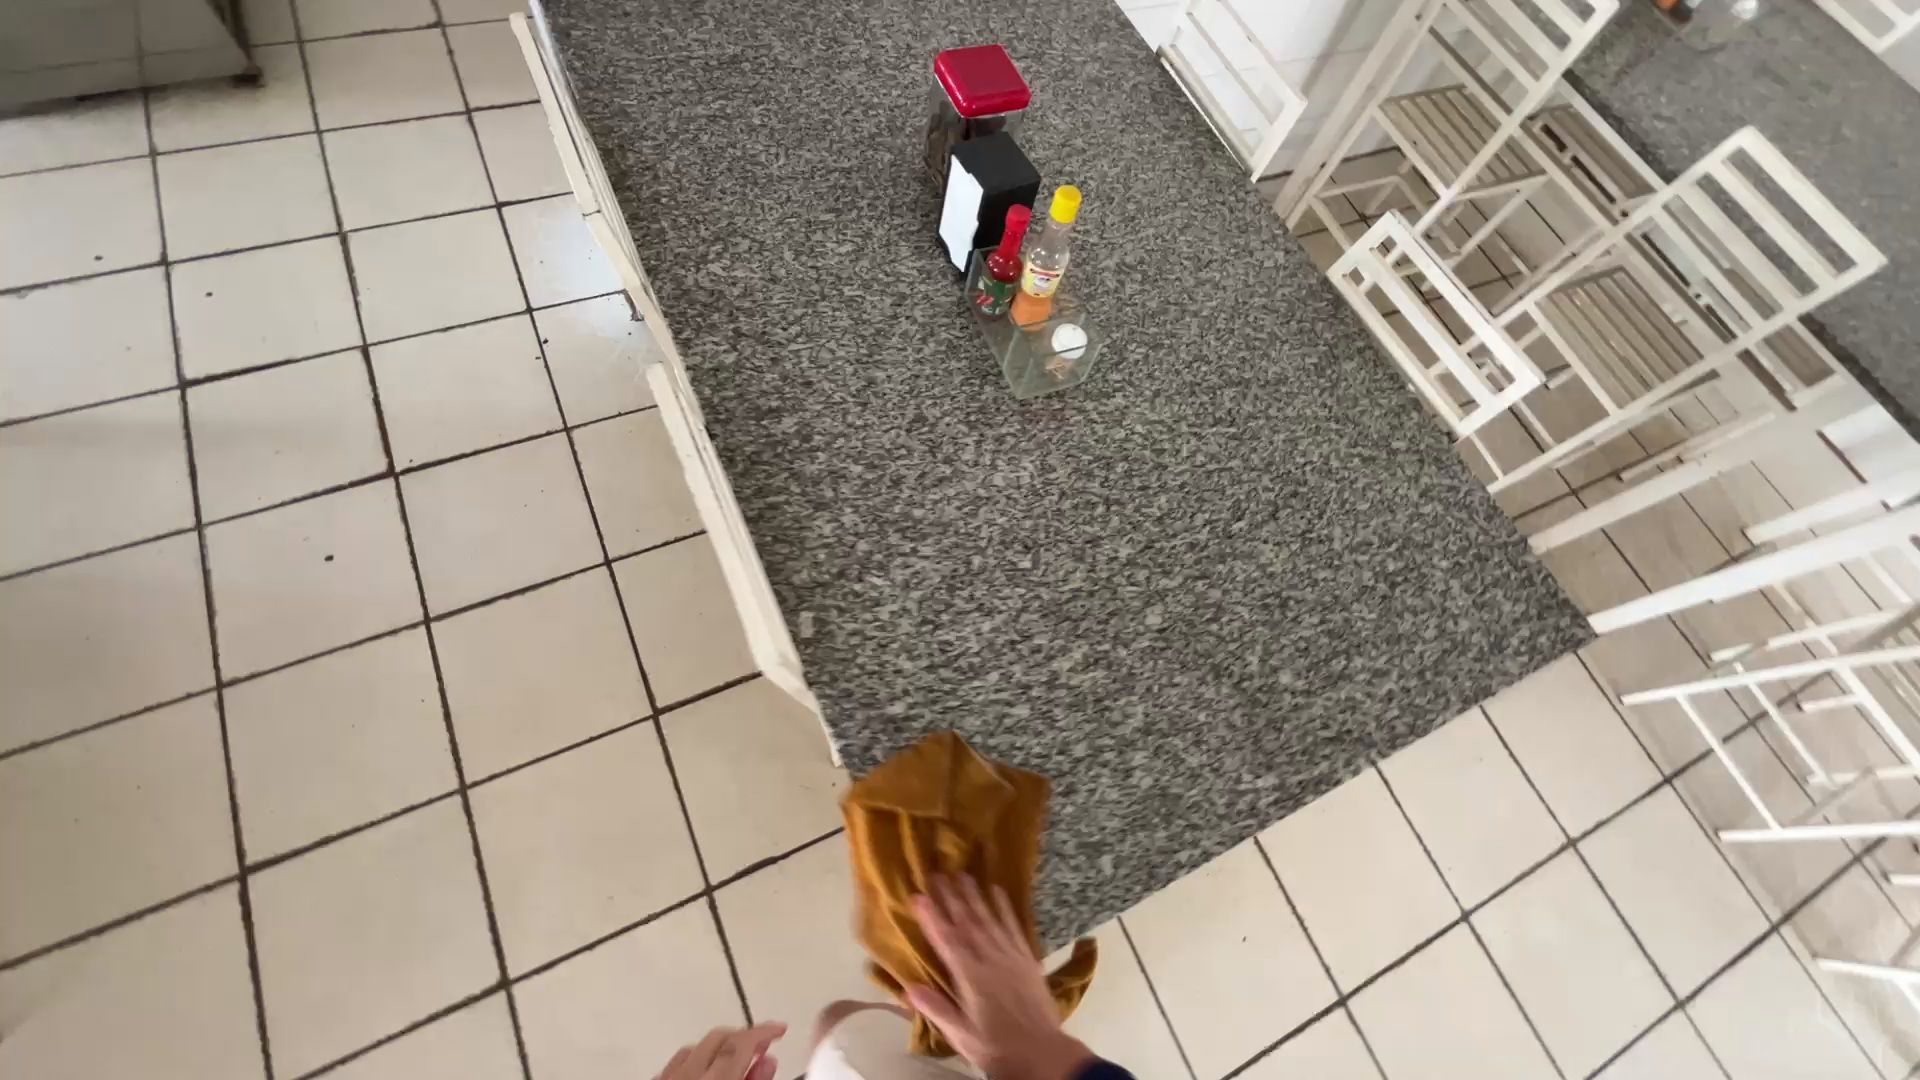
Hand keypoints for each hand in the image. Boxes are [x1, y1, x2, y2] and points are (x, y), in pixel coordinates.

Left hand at [653, 1022, 785, 1079]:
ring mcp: (664, 1078)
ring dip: (717, 1047)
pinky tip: (701, 1072)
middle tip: (762, 1045)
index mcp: (714, 1078)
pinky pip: (673, 1064)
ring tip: (733, 1060)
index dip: (763, 1030)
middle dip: (742, 1036)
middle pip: (716, 1037)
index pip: (740, 1043)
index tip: (780, 1028)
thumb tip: (768, 1060)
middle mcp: (686, 1073)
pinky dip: (693, 1060)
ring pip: (692, 1048)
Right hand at [907, 876, 1092, 1079]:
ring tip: (962, 873)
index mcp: (969, 976)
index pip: (946, 939)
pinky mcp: (1025, 955)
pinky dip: (1004, 906)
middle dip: (949, 895)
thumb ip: (936, 1009)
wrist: (1042, 1052)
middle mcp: (988, 957)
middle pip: (965, 920)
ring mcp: (1009, 953)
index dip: (931, 916)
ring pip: (987, 917)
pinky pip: (1013, 924)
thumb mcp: (961, 1035)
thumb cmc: (996, 1047)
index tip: (918, 895)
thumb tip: (909, 987)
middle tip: (937, 872)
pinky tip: (997, 890)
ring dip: (973, 894)